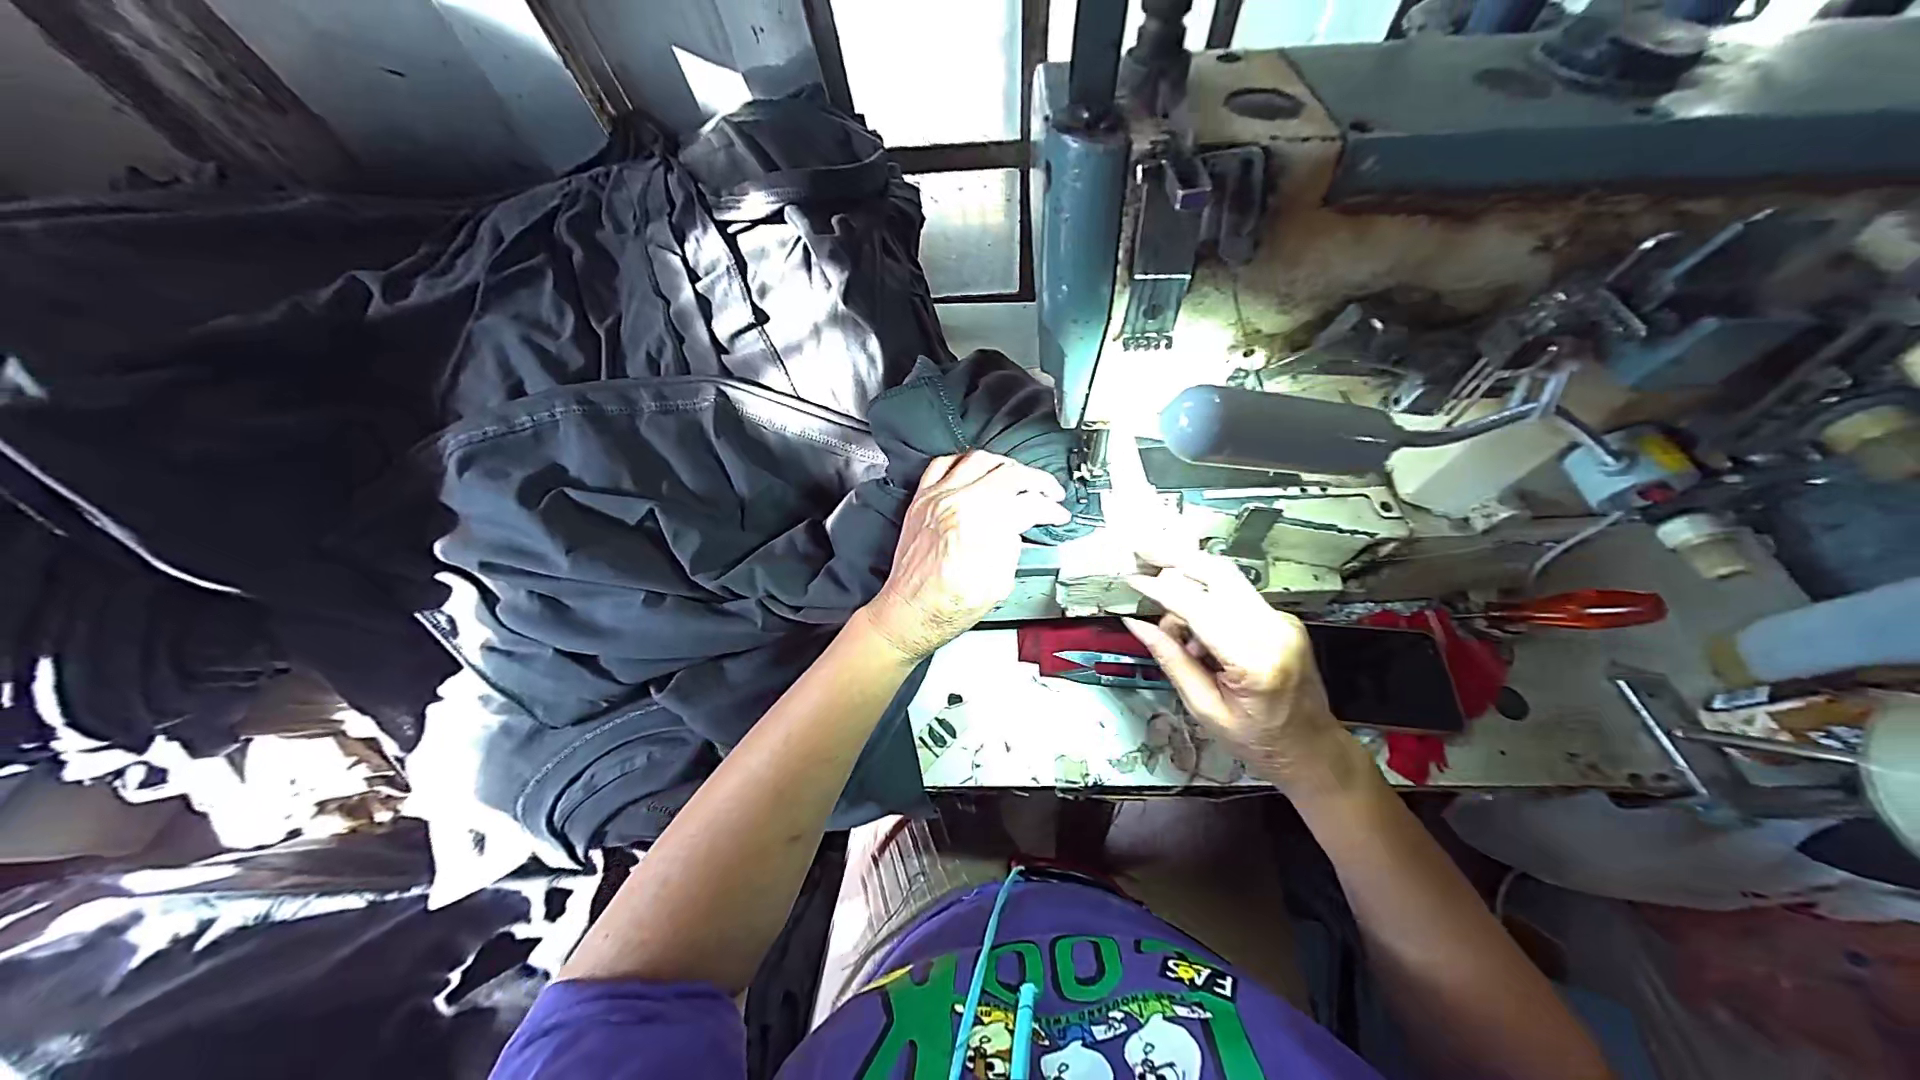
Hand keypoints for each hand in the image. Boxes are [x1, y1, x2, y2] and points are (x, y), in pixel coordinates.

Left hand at [862, 452, 1070, 662]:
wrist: (910, 611)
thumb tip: (1019, 527)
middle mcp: (956, 504)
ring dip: (1005, 465)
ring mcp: (936, 498)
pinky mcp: (922, 500)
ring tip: (1018, 478)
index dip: (1050, 508)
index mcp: (979, 525)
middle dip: (1037, 481)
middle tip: (1046, 493)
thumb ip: (1013, 547)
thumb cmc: (947, 606)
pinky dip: (965, 462)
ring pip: (979, 459)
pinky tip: (975, 471)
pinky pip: (943, 464)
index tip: (1057, 513)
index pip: (1028, 503)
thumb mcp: (999, 583)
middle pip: (1008, 472)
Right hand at [1123, 548, 1371, 799]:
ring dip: (1189, 580)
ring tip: (1163, 609)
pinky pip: (1235, 596)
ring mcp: (1281, 620)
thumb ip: (1171, 660)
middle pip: (1219, 573)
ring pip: (1227, 579)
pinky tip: (1192, 632)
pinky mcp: (1280, 618)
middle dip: (1177, 557)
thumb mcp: (1205, 709)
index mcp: (1254, 659)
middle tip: (1142, 550)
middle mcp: (1273, 629)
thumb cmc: (1258, 740)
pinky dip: (1206, 601)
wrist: (1312, 748)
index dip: (1161, 589)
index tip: (1132, 579)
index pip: (1199, 607)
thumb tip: (1137, 624)